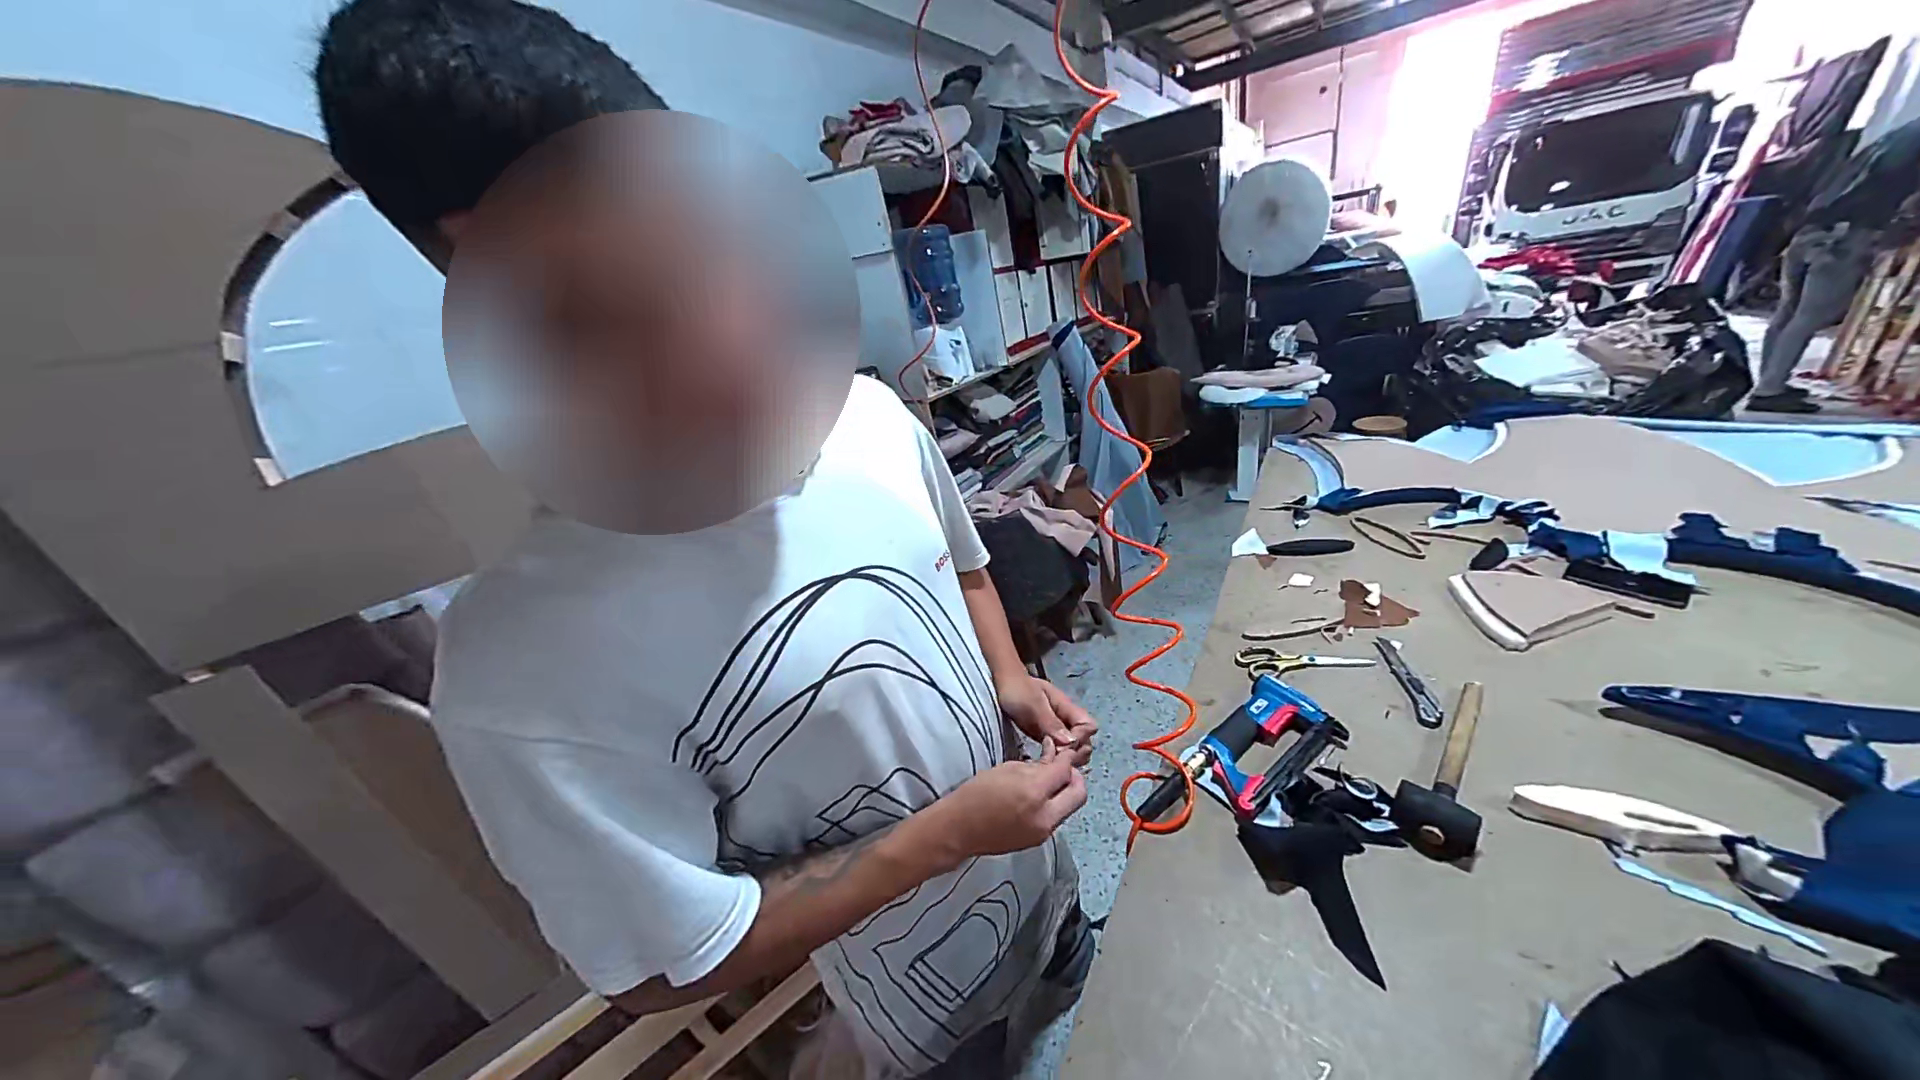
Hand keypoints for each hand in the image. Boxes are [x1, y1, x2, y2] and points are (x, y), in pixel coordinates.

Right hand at [928, 742, 1086, 864]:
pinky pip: (1057, 817)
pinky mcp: (1040, 840)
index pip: (1065, 770)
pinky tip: (1038, 796)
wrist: (959, 829)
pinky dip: (1054, 804)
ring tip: (1048, 780)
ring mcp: (1044, 832)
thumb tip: (1054, 757)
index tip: (1058, 748)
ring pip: (1070, 807)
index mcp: (1034, 793)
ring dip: (1065, 791)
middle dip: (1074, 776)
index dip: (1065, 756)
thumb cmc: (976, 793)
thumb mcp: (1006, 769)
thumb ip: (1035, 764)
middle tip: (1060, 765)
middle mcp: (1045, 816)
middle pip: (1079, 793)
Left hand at [998, 675, 1098, 766]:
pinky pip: (1061, 751)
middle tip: (1055, 759)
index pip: (1089, 726)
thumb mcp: (1033, 705)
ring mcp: (1058, 729)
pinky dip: (1057, 759)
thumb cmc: (1018, 690)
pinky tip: (1045, 762)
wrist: (1003, 684)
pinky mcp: (1048, 737)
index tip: (1062, 746)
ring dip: (1067, 758)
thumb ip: (1051, 722)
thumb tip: (1071, 742)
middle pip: (1086, 741)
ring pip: (1075, 748)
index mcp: (1068, 708)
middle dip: (1076, 752)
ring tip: (1049, 761)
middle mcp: (1067, 720)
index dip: (1080, 738)